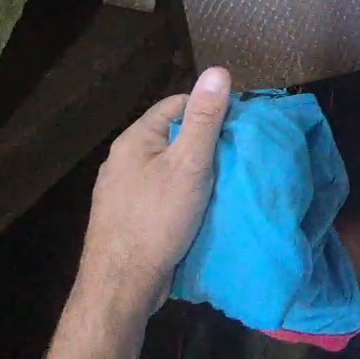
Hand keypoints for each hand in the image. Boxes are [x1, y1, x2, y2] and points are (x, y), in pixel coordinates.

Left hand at [49, 67, 231, 358]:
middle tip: (233, 155)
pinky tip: (198, 202)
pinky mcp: (127, 214)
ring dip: (195, 167)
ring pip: (169, 162)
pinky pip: (161, 187)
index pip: (180, 104)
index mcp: (134, 140)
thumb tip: (217, 71)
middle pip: (174, 133)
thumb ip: (204, 118)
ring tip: (221, 178)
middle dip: (206, 141)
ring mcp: (121, 189)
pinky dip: (182, 189)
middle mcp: (122, 159)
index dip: (212, 110)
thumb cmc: (158, 218)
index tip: (237, 128)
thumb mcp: (190, 164)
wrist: (121, 288)